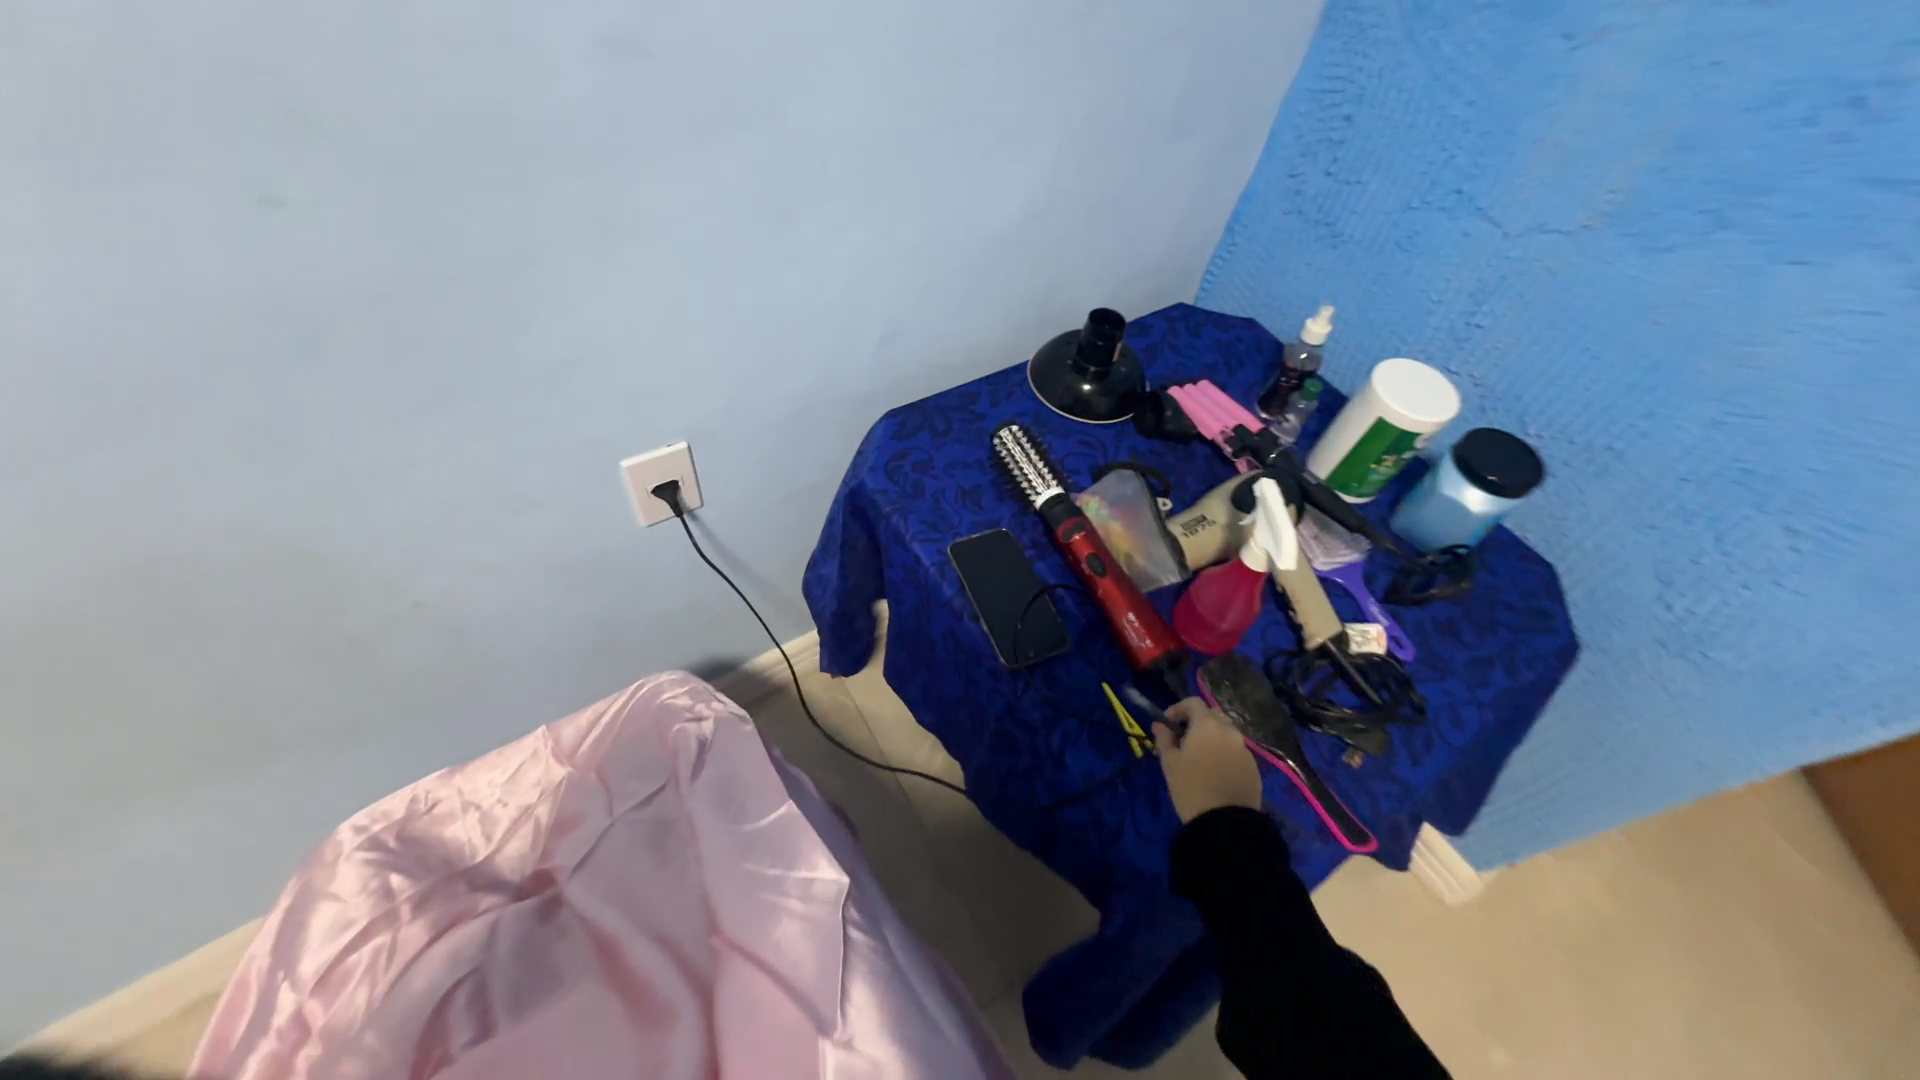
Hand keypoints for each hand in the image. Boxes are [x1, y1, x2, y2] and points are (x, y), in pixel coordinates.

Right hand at [1154, 698, 1262, 822]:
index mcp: (1207, 726)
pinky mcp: (1254, 767)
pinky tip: (1216, 772)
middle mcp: (1229, 732)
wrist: (1225, 822)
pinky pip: (1237, 751)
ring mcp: (1244, 749)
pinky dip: (1225, 753)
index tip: (1169, 723)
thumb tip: (1160, 725)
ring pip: (1227, 734)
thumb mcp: (1170, 763)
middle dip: (1198, 721)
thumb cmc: (1190, 788)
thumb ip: (1164, 739)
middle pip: (1214, 715)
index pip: (1194, 703)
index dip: (1179, 708)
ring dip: (1213, 737)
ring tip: (1200, 757)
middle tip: (1185, 739)